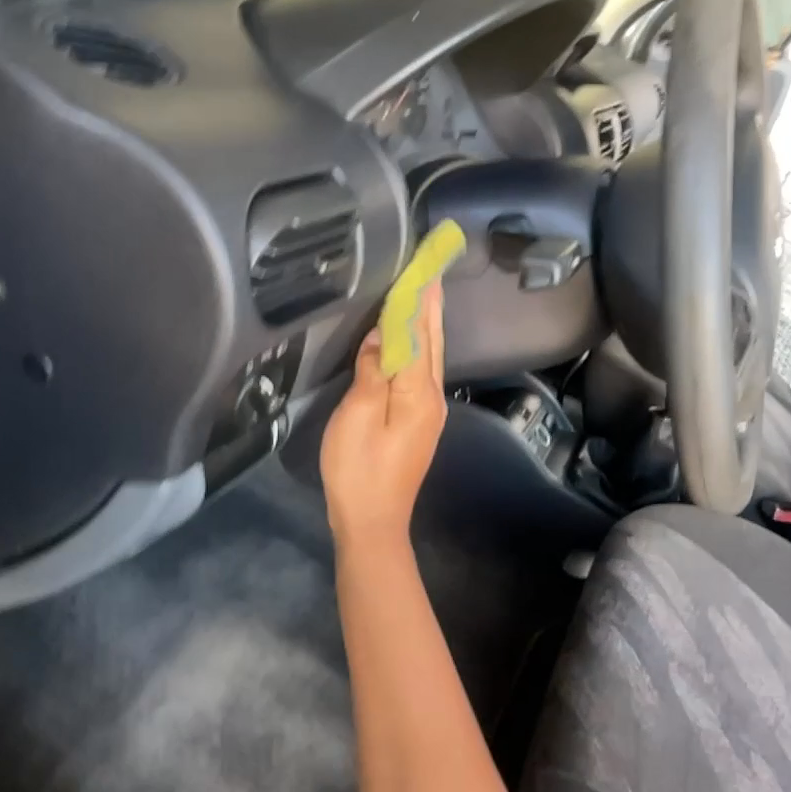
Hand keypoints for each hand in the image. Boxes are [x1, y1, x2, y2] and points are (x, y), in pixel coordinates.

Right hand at [321, 283, 447, 545]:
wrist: (373, 524)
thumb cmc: (359, 471)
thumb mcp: (357, 417)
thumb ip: (371, 372)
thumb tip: (379, 336)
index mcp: (419, 392)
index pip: (418, 334)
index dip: (416, 300)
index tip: (422, 267)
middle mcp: (432, 397)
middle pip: (432, 342)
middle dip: (431, 306)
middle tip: (430, 270)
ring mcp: (429, 412)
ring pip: (430, 356)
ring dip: (428, 324)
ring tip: (424, 294)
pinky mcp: (419, 423)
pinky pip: (422, 371)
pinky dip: (419, 347)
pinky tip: (412, 341)